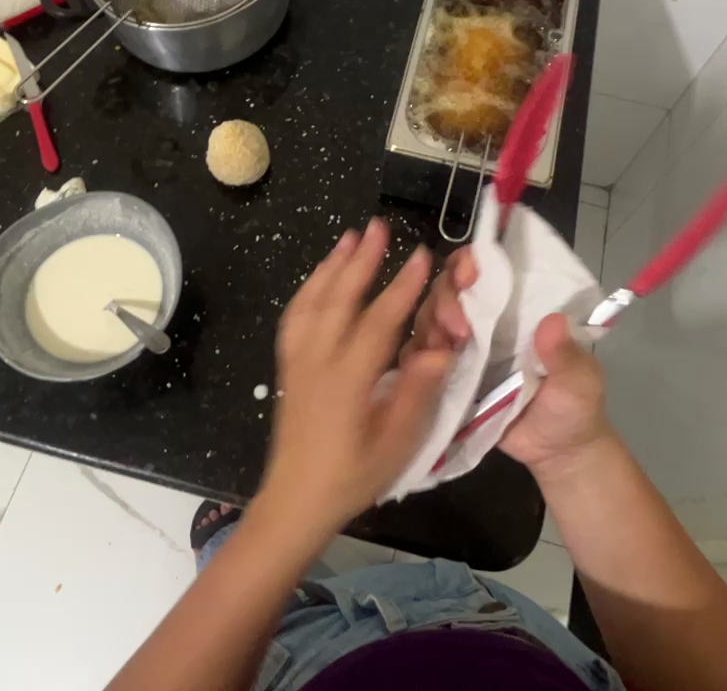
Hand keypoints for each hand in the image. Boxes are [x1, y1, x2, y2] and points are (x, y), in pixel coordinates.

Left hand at [257, 220, 457, 535]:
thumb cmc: (353, 475)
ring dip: (332, 265)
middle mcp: (318, 360)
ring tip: (349, 236)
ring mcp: (297, 360)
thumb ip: (417, 393)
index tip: (421, 256)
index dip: (402, 287)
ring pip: (313, 301)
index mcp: (348, 380)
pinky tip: (320, 277)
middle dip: (361, 259)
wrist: (295, 499)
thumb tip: (440, 348)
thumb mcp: (396, 443)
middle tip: (379, 226)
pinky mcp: (287, 366)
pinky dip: (309, 288)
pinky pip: (295, 316)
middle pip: (339, 298)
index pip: (379, 321)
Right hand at [411, 250, 614, 478]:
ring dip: (429, 328)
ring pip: (427, 321)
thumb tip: (553, 322)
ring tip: (445, 350)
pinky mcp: (446, 379)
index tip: (468, 277)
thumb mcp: (579, 380)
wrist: (559, 454)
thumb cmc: (575, 407)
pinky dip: (415, 359)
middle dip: (445, 300)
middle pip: (445, 291)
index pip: (482, 270)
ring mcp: (461, 351)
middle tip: (460, 328)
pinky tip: (424, 370)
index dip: (468, 264)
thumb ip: (566, 354)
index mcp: (513, 309)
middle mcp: (483, 322)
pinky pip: (418, 361)